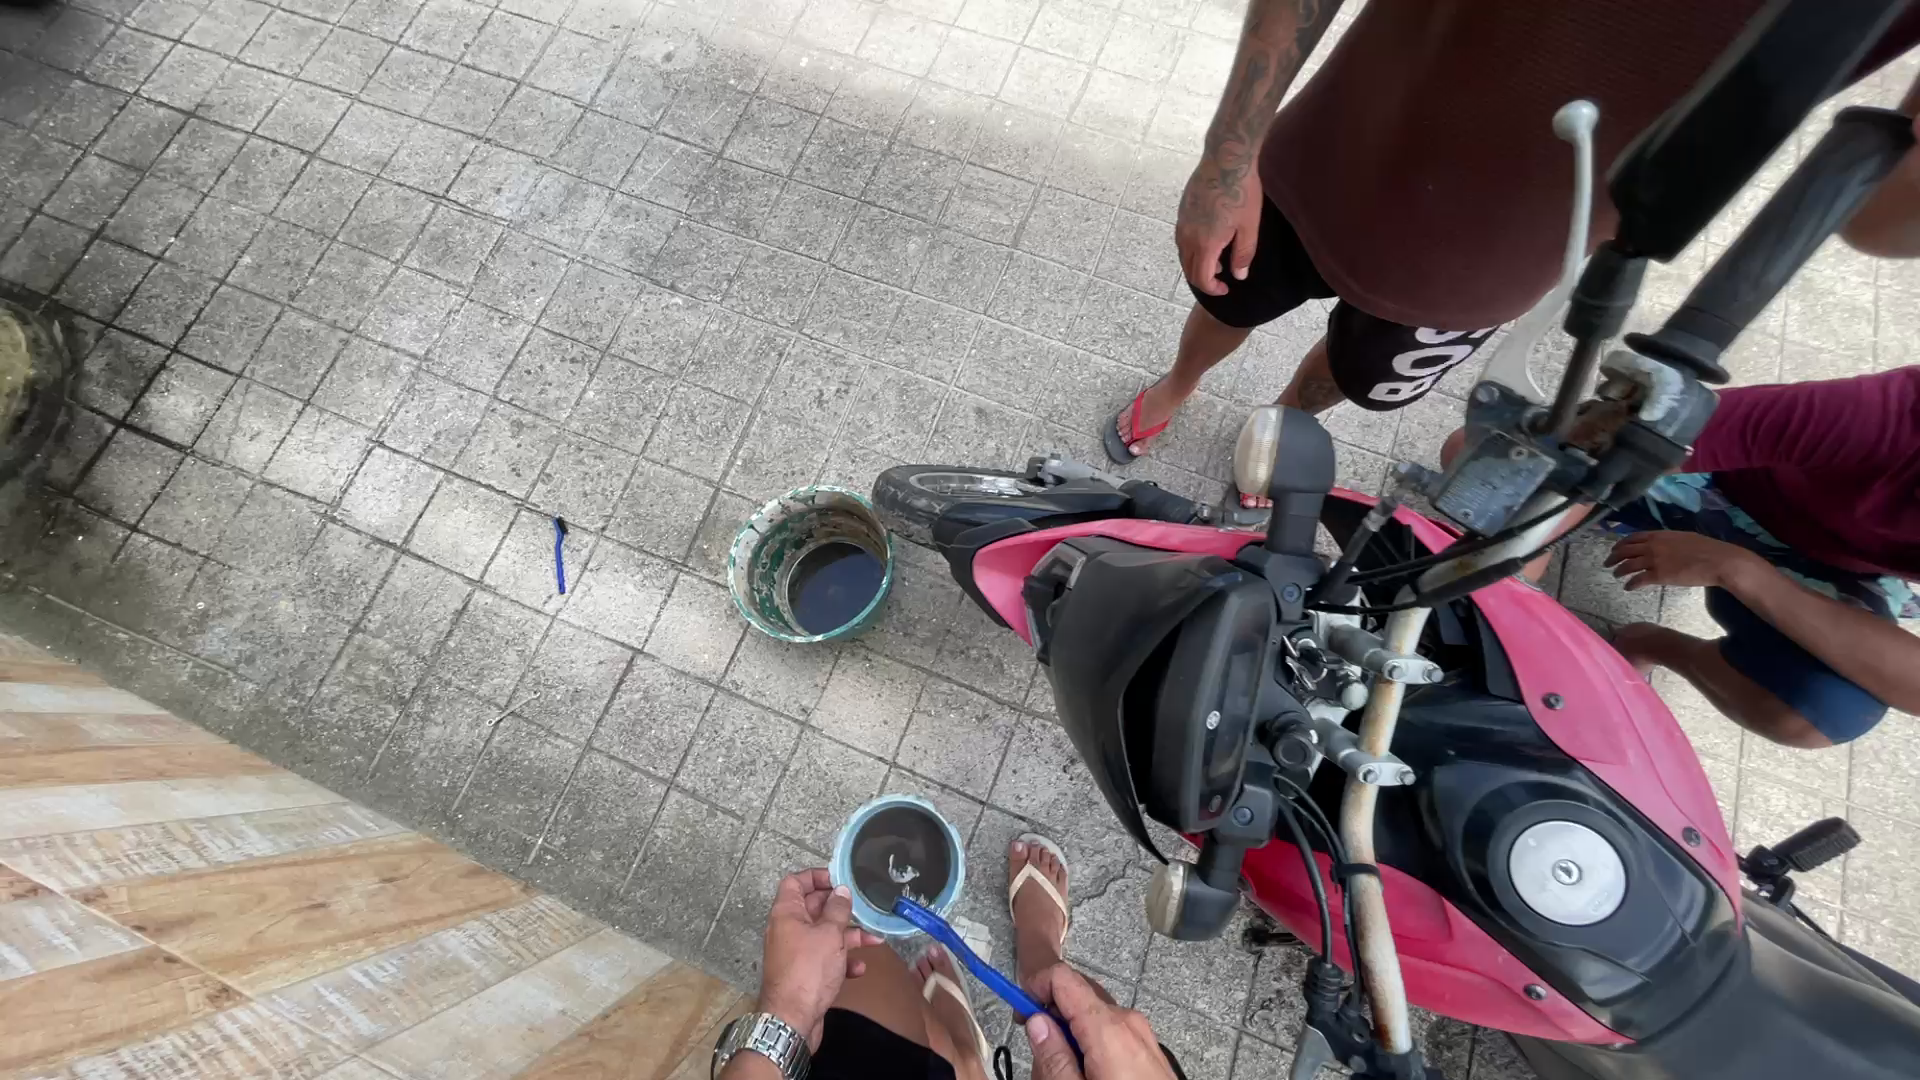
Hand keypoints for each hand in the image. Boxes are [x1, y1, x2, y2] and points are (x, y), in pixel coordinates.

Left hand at [756, 869, 883, 1050]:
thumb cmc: (809, 971)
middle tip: (862, 905)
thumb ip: (838, 909)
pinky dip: (841, 961)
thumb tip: (842, 890)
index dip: (816, 876)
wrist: (792, 1023)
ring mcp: (796, 953)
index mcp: (787, 913)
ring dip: (848, 936)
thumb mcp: (829, 934)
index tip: (839, 879)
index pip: (796, 882)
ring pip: (823, 935)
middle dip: (840, 908)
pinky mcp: (804, 975)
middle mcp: (788, 930)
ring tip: (873, 938)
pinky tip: (859, 968)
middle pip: (814, 907)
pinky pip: (824, 959)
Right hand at [1025, 963, 1176, 1079]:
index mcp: (1107, 1027)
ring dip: (1072, 1041)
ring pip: (1091, 1019)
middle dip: (1053, 1023)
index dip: (1035, 988)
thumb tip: (1036, 1022)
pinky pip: (1111, 1035)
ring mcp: (1142, 1035)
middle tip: (1041, 1063)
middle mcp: (1127, 1021)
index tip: (1022, 1016)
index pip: (1063, 978)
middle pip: (1076, 998)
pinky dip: (1093, 1049)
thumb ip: (1053, 1058)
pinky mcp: (1149, 1051)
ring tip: (1067, 1079)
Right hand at [1176, 157, 1262, 295]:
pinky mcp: (1181, 213)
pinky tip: (1205, 241)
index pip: (1202, 278)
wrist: (1226, 158)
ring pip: (1183, 256)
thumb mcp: (1249, 226)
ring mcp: (1182, 225)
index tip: (1225, 289)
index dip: (1213, 289)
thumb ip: (1243, 254)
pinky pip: (1181, 240)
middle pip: (1190, 270)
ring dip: (1197, 264)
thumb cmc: (1241, 190)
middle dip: (1204, 279)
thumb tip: (1239, 275)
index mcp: (1206, 245)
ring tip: (1215, 261)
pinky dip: (1191, 249)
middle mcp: (1188, 238)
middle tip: (1220, 279)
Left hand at [1604, 531, 1765, 590]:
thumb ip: (1669, 540)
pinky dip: (1630, 584)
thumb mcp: (1685, 537)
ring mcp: (1653, 561)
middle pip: (1624, 551)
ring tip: (1616, 575)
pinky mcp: (1658, 575)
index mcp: (1659, 536)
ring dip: (1618, 571)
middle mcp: (1652, 547)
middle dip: (1613, 557)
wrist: (1722, 562)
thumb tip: (1662, 544)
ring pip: (1627, 566)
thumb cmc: (1710, 550)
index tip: (1615, 549)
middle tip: (1607, 563)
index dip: (1621, 544)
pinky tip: (1628, 587)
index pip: (1632, 538)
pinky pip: (1637, 580)